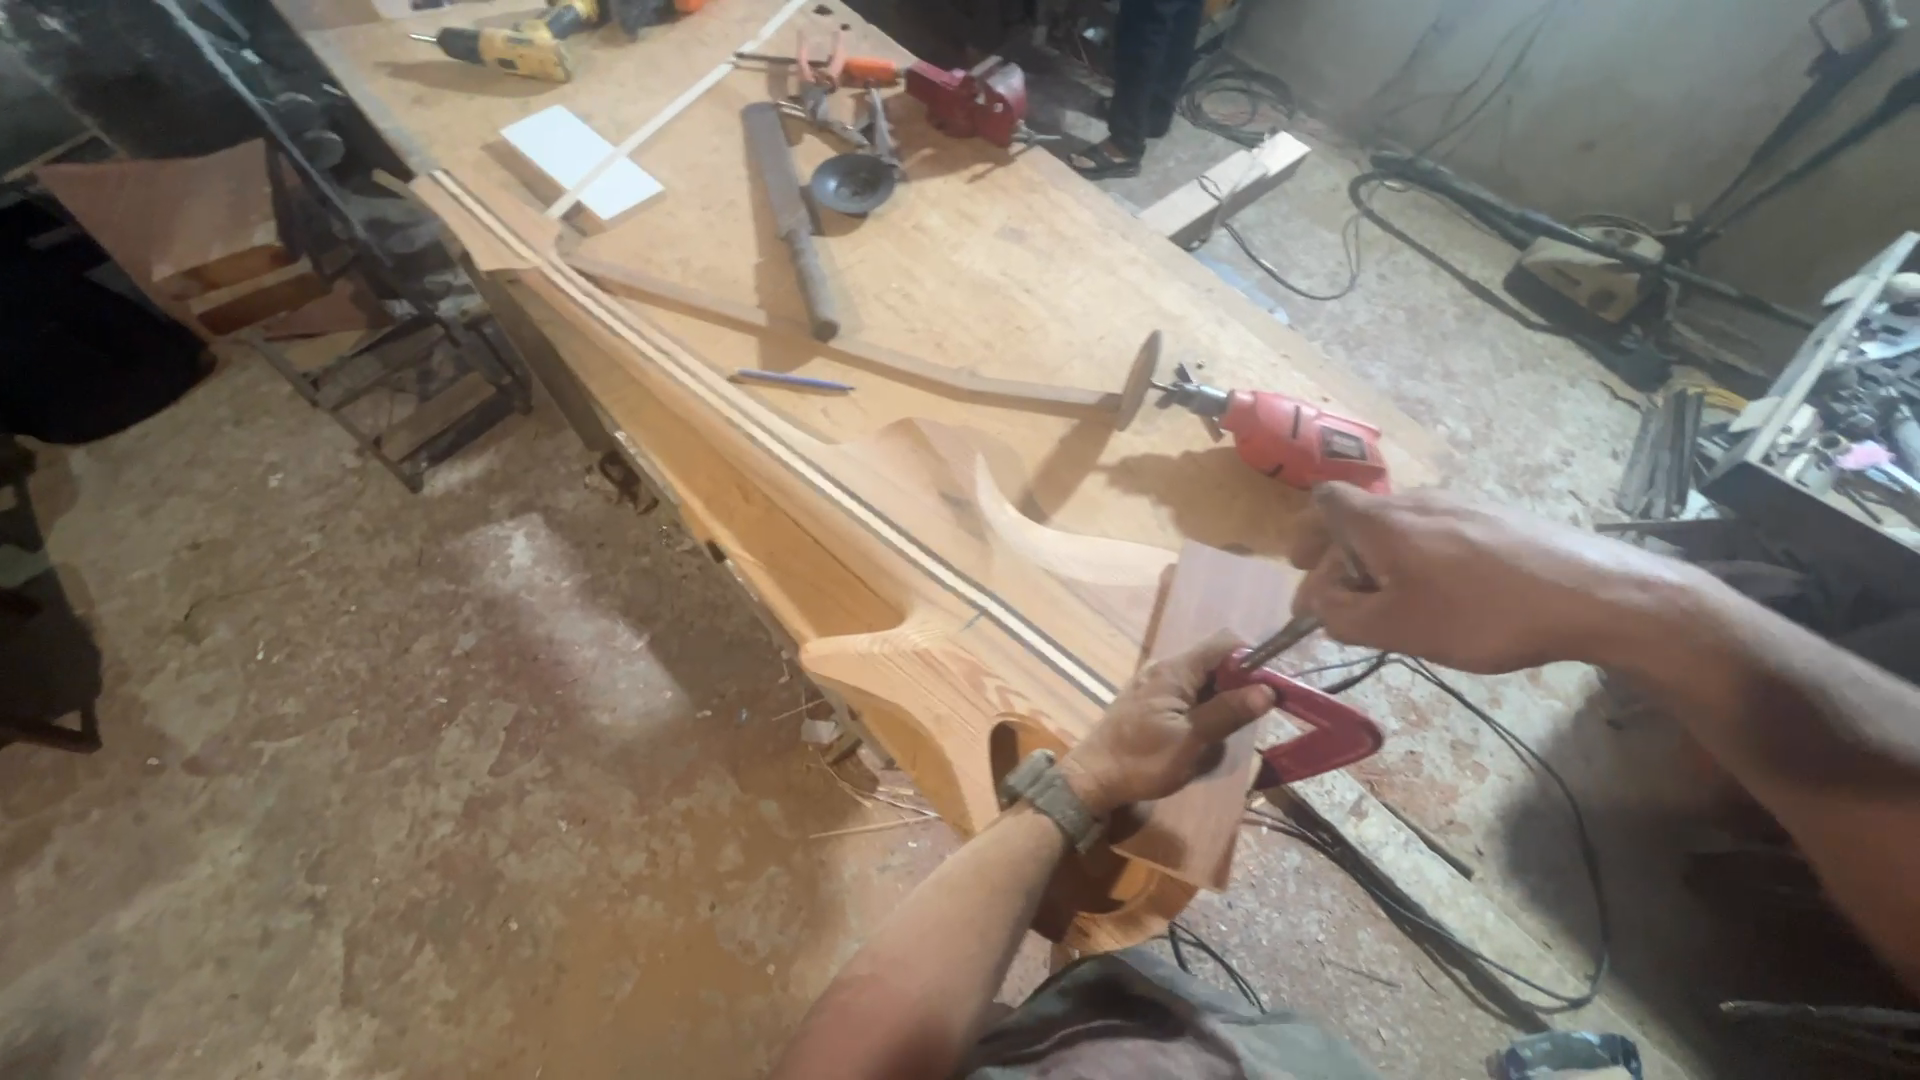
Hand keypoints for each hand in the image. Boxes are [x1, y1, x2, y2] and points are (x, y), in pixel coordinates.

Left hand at [1057, 632, 1275, 815]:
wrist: (1093, 778)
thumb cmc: (1142, 761)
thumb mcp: (1191, 740)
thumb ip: (1227, 713)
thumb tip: (1268, 690)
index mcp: (1175, 671)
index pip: (1224, 644)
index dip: (1253, 659)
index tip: (1271, 688)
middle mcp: (1165, 669)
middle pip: (1215, 661)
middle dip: (1240, 683)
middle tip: (1255, 716)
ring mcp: (1156, 685)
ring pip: (1203, 681)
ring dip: (1222, 699)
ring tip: (1232, 730)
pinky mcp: (1151, 702)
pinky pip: (1187, 695)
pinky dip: (1204, 708)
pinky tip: (1208, 733)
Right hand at [1289, 483, 1703, 673]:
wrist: (1598, 595)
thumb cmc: (1481, 613)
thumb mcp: (1395, 628)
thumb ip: (1340, 616)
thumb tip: (1317, 602)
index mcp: (1380, 521)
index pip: (1323, 502)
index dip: (1304, 533)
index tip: (1301, 567)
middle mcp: (1413, 501)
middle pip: (1355, 518)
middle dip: (1336, 558)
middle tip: (1339, 602)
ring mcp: (1458, 505)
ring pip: (1395, 527)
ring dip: (1377, 560)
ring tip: (1390, 604)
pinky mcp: (1494, 518)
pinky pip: (1433, 532)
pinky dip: (1415, 558)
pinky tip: (1441, 595)